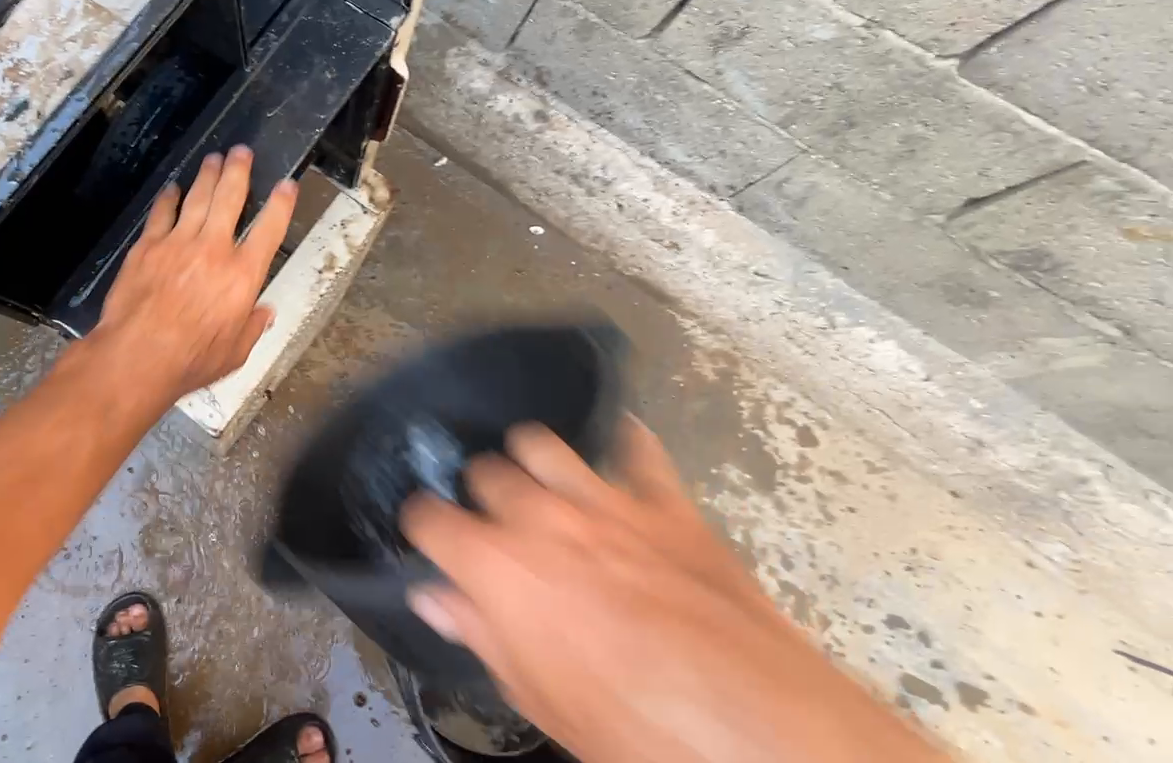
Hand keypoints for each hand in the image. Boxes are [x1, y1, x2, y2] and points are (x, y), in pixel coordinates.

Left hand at [90, 146, 297, 403]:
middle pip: (230, 199)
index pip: (269, 230)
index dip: (280, 205)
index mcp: (242, 276)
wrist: (138, 354)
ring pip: (197, 199)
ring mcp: (178, 243)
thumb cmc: (191, 360)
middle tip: (242, 151)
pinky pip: (161, 214)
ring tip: (214, 158)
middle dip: (238, 172)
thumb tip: (264, 312)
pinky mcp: (147, 246)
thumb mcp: (235, 353)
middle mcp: (214, 250)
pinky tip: (173, 188)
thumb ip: (251, 328)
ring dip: (207, 176)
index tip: (286, 185)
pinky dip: (169, 198)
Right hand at [400, 417, 946, 762]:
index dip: (422, 525)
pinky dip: (625, 444)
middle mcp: (538, 516)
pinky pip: (639, 451)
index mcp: (495, 565)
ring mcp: (604, 502)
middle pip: (485, 472)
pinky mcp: (665, 503)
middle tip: (495, 522)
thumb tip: (434, 598)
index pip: (429, 518)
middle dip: (480, 493)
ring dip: (533, 460)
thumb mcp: (536, 696)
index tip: (430, 537)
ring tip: (543, 486)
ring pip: (542, 444)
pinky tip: (619, 448)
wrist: (750, 728)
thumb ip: (479, 632)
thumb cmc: (627, 725)